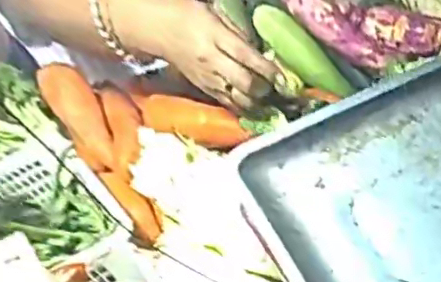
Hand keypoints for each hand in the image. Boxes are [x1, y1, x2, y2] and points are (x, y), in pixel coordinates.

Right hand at [114, 0, 278, 110]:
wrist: (157, 26)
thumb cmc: (187, 13)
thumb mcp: (211, 12)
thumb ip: (236, 30)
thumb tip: (261, 49)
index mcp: (214, 35)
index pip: (246, 56)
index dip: (267, 70)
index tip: (283, 78)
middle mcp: (212, 61)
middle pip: (245, 84)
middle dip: (265, 90)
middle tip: (280, 92)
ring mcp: (209, 79)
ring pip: (240, 100)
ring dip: (259, 105)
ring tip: (273, 105)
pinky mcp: (207, 90)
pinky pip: (230, 105)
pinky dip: (246, 110)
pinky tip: (258, 110)